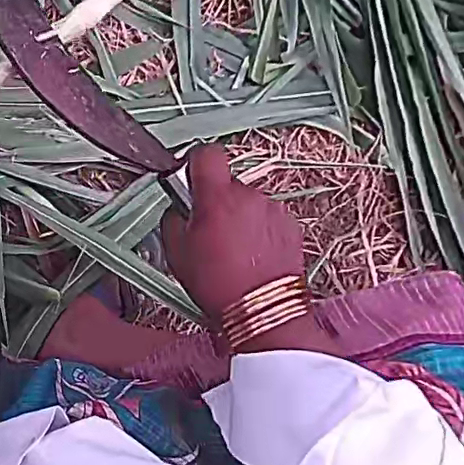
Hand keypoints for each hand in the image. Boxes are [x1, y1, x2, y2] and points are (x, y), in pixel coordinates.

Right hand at [163, 145, 333, 354]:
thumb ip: (173, 219)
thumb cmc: (217, 283)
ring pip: (246, 203)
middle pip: (226, 184)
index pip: (207, 154)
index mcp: (217, 198)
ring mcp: (273, 209)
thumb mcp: (176, 252)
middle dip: (214, 201)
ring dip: (236, 218)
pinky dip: (255, 232)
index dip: (194, 163)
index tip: (188, 180)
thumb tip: (178, 208)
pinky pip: (264, 219)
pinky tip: (247, 256)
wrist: (262, 310)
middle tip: (205, 231)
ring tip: (228, 251)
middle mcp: (249, 196)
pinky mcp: (289, 225)